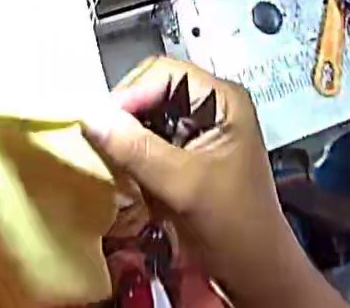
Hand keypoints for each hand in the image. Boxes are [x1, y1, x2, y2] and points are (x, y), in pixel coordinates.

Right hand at [83, 58, 339, 306]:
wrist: (257, 277)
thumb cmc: (233, 226)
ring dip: (130, 132)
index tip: (102, 119)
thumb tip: (92, 118)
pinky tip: (126, 167)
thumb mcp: (184, 185)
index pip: (168, 72)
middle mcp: (212, 103)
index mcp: (223, 97)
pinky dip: (136, 150)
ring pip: (151, 112)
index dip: (134, 90)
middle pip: (156, 88)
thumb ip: (138, 150)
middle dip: (129, 111)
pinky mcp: (188, 151)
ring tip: (110, 151)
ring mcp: (200, 127)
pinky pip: (153, 136)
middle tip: (101, 135)